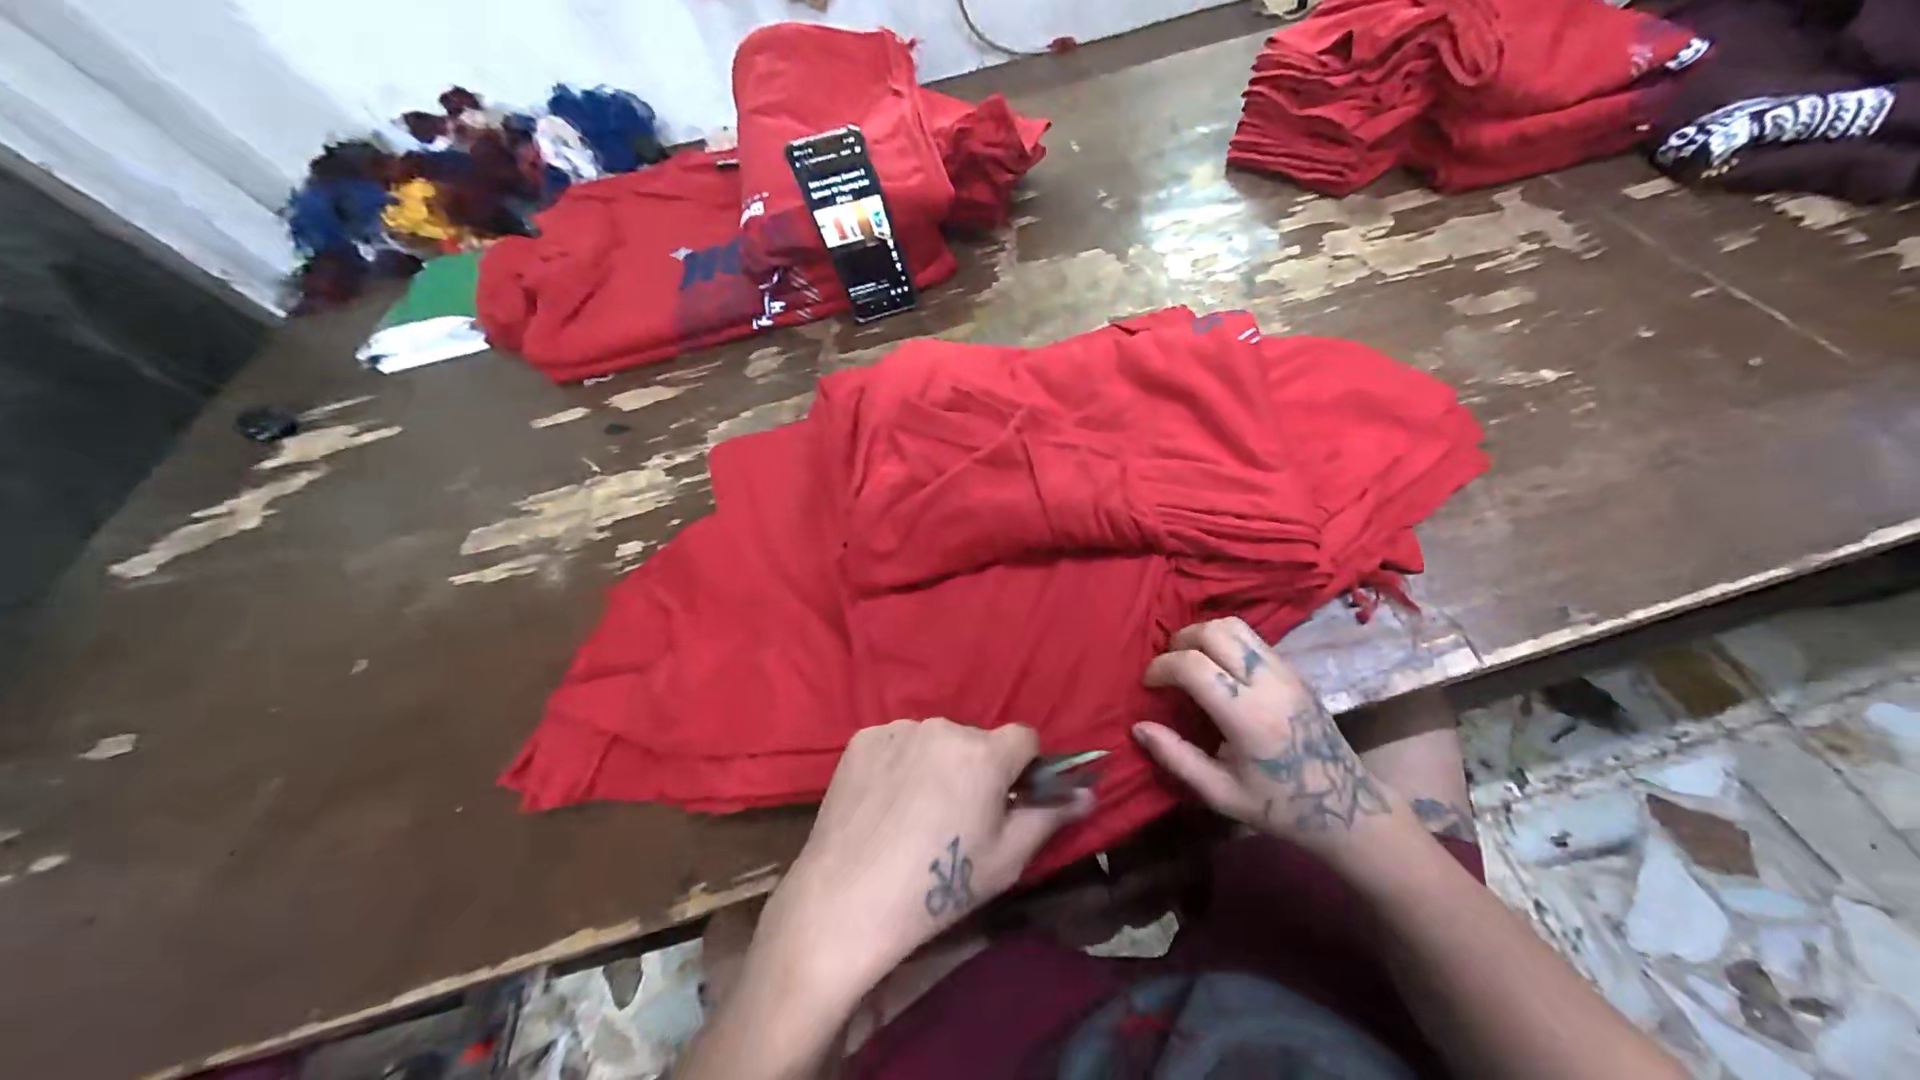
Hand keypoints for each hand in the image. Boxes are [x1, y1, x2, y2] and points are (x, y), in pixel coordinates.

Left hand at [751, 719, 1091, 1006]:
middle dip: (977, 768)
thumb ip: (1050, 817)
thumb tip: (1087, 792)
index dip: (1024, 769)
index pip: (1024, 738)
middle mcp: (942, 727)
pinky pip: (898, 742)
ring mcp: (897, 730)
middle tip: (957, 816)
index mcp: (984, 753)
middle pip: (976, 740)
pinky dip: (900, 763)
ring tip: (915, 813)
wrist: (847, 900)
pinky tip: (886, 803)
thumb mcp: (1006, 859)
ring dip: (937, 763)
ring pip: (935, 740)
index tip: (1009, 800)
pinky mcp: (862, 740)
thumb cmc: (938, 886)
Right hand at [1135, 617, 1401, 861]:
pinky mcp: (1295, 669)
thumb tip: (1138, 727)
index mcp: (1248, 717)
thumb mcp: (1219, 793)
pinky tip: (1218, 669)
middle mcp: (1269, 684)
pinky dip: (1224, 641)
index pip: (1193, 665)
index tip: (1149, 685)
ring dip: (1202, 635)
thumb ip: (1176, 757)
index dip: (1161, 667)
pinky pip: (1252, 637)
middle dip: (1180, 642)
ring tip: (1190, 662)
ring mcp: (1286, 671)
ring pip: (1234, 625)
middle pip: (1214, 631)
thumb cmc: (1278, 805)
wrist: (1347, 807)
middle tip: (1169, 669)